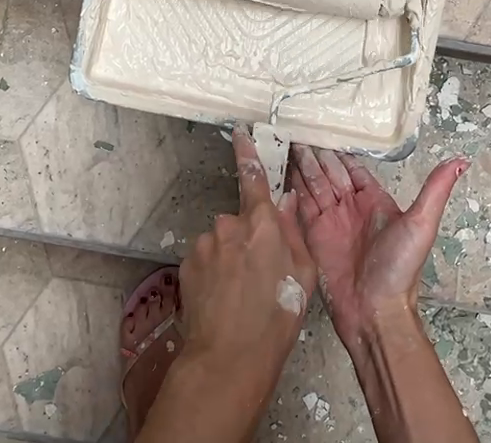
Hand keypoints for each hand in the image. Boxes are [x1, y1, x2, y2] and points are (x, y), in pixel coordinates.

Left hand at [177, 127, 318, 373]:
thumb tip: (287, 202)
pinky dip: (212, 272)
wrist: (229, 357)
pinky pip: (204, 258)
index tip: (240, 132)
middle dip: (247, 238)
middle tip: (258, 273)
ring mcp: (205, 243)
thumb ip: (294, 233)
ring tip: (238, 293)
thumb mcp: (303, 276)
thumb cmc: (276, 320)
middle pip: (239, 221)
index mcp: (262, 224)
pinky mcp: (187, 263)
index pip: (254, 178)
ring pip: (220, 241)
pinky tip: (221, 298)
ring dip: (228, 257)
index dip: (248, 153)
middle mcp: (229, 225)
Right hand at [289, 145, 466, 347]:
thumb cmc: (400, 270)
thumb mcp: (421, 224)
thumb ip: (435, 190)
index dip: (339, 151)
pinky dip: (291, 188)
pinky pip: (300, 206)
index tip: (325, 128)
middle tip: (298, 130)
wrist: (375, 312)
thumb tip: (460, 160)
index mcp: (374, 201)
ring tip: (286, 143)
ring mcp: (330, 221)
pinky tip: (281, 170)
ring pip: (313, 185)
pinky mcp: (312, 235)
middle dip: (316, 154)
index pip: (353, 168)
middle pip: (329, 173)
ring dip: (302, 166)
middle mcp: (350, 208)